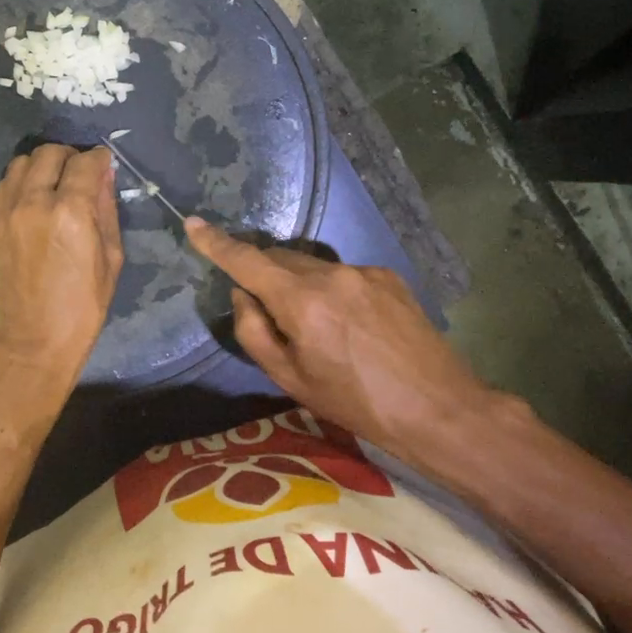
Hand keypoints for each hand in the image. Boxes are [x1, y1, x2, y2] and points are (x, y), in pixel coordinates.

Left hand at [0, 145, 123, 391]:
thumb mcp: (111, 257)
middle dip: (70, 156)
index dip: (100, 159)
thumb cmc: (83, 306)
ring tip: (55, 181)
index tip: (105, 164)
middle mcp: (35, 202)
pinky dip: (22, 180)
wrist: (34, 337)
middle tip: (81, 173)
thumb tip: (104, 175)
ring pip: (22, 163)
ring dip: (42, 164)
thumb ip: (106, 209)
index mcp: (71, 213)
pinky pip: (5, 183)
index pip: (86, 163)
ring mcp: (8, 211)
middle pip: (50, 154)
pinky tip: (34, 195)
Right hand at [185, 218, 498, 453]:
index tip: (193, 224)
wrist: (439, 408)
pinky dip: (329, 290)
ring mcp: (364, 272)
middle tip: (263, 311)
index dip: (215, 243)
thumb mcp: (288, 377)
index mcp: (301, 302)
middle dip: (261, 273)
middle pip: (278, 259)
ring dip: (297, 284)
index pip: (246, 261)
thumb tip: (243, 295)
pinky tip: (348, 325)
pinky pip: (341, 275)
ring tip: (313, 326)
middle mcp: (331, 275)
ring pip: (310, 266)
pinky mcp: (388, 277)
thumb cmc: (354, 401)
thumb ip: (253, 331)